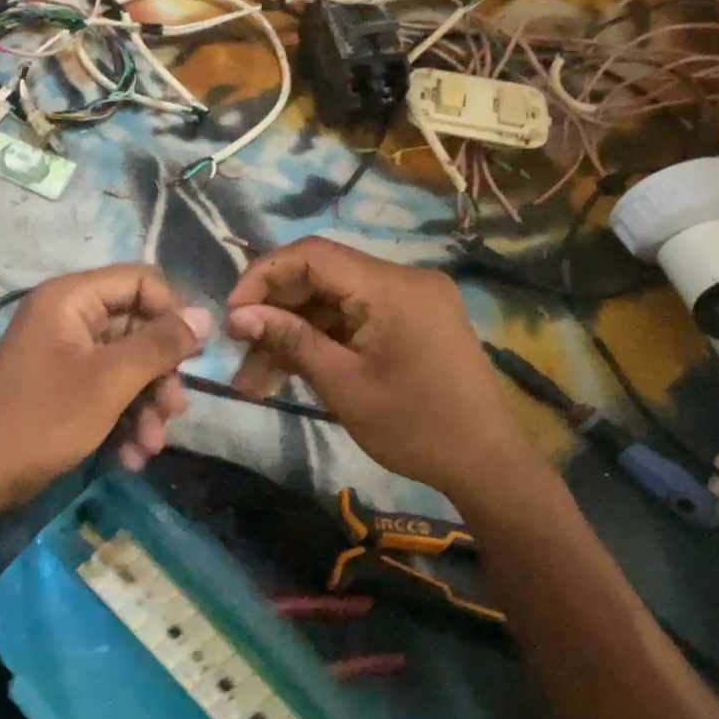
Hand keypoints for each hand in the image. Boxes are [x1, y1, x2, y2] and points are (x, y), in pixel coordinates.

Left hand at [0, 264, 212, 505]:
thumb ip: (160, 345)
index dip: (173, 312)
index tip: (196, 353)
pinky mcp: (63, 387)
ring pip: (126, 366)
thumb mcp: (110, 381)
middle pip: (137, 327)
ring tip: (151, 445)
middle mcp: (67, 317)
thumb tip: (205, 315)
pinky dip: (123, 420)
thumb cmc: (45, 419)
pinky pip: (106, 390)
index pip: (139, 281)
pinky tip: (131, 457)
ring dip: (146, 406)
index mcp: (70, 298)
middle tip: (175, 410)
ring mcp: (63, 353)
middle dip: (160, 374)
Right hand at [225, 237, 542, 506]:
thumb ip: (290, 341)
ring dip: (292, 333)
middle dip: (273, 312)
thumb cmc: (415, 427)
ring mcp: (410, 299)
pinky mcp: (411, 320)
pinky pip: (353, 316)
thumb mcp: (343, 384)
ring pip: (331, 301)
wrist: (486, 464)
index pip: (311, 255)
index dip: (262, 277)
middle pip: (319, 276)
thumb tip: (238, 316)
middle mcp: (404, 279)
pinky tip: (289, 371)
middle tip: (238, 354)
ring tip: (255, 380)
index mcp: (392, 287)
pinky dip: (320, 340)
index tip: (232, 316)